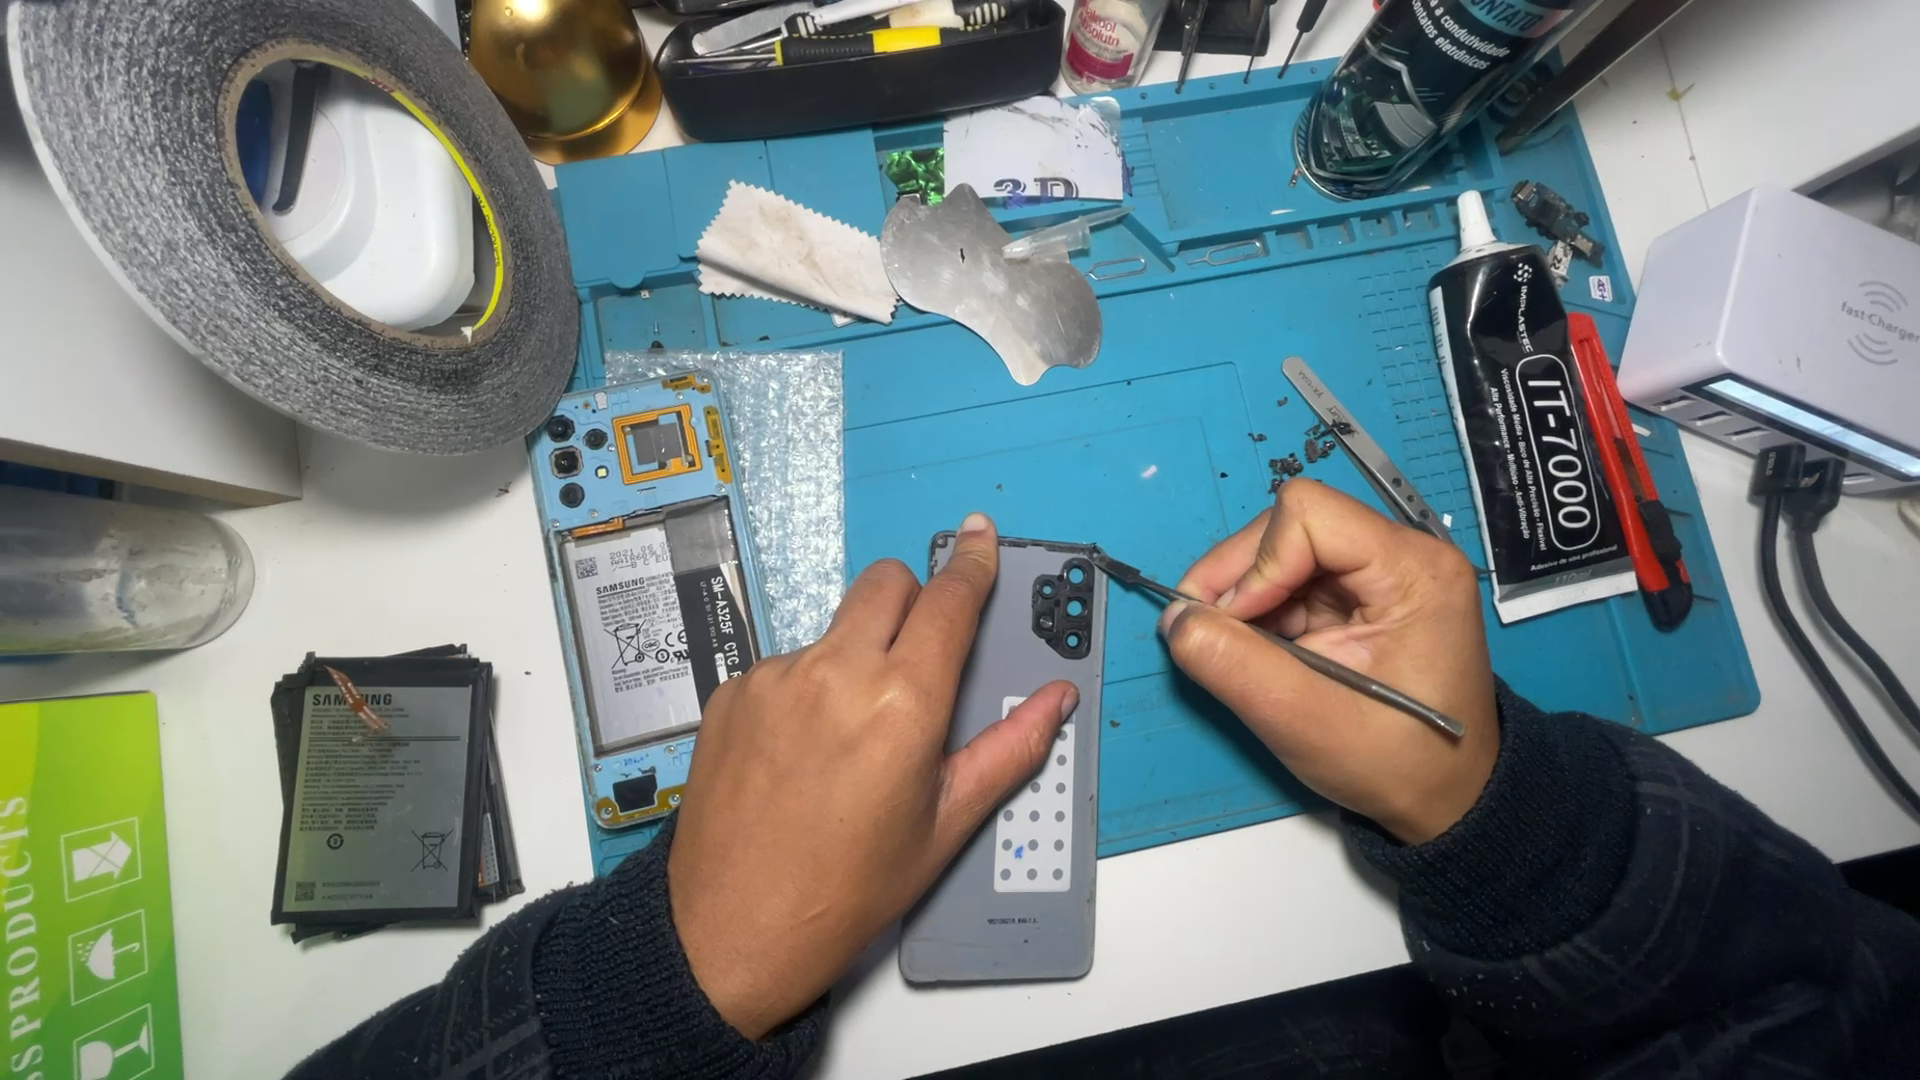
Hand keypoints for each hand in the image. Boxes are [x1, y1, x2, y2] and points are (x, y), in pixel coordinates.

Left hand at [668, 513, 1078, 1038]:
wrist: (728, 933)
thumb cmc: (850, 886)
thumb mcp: (945, 824)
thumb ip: (1009, 750)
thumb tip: (1057, 699)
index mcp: (901, 702)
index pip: (949, 603)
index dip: (972, 564)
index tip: (979, 535)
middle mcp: (835, 671)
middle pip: (886, 582)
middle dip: (912, 599)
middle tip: (916, 652)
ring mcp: (775, 675)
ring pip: (835, 625)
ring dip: (855, 651)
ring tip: (846, 730)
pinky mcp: (732, 689)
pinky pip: (786, 661)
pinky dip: (806, 685)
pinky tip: (798, 747)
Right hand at [1160, 480, 1498, 844]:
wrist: (1441, 795)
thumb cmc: (1390, 761)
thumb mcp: (1302, 719)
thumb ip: (1232, 663)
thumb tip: (1173, 619)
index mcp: (1410, 570)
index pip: (1308, 515)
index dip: (1257, 563)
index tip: (1236, 623)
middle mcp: (1396, 553)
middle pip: (1285, 524)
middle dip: (1236, 577)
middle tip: (1208, 631)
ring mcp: (1373, 571)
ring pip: (1275, 547)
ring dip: (1238, 594)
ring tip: (1234, 645)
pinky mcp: (1350, 592)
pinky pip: (1281, 576)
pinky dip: (1252, 608)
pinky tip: (1255, 646)